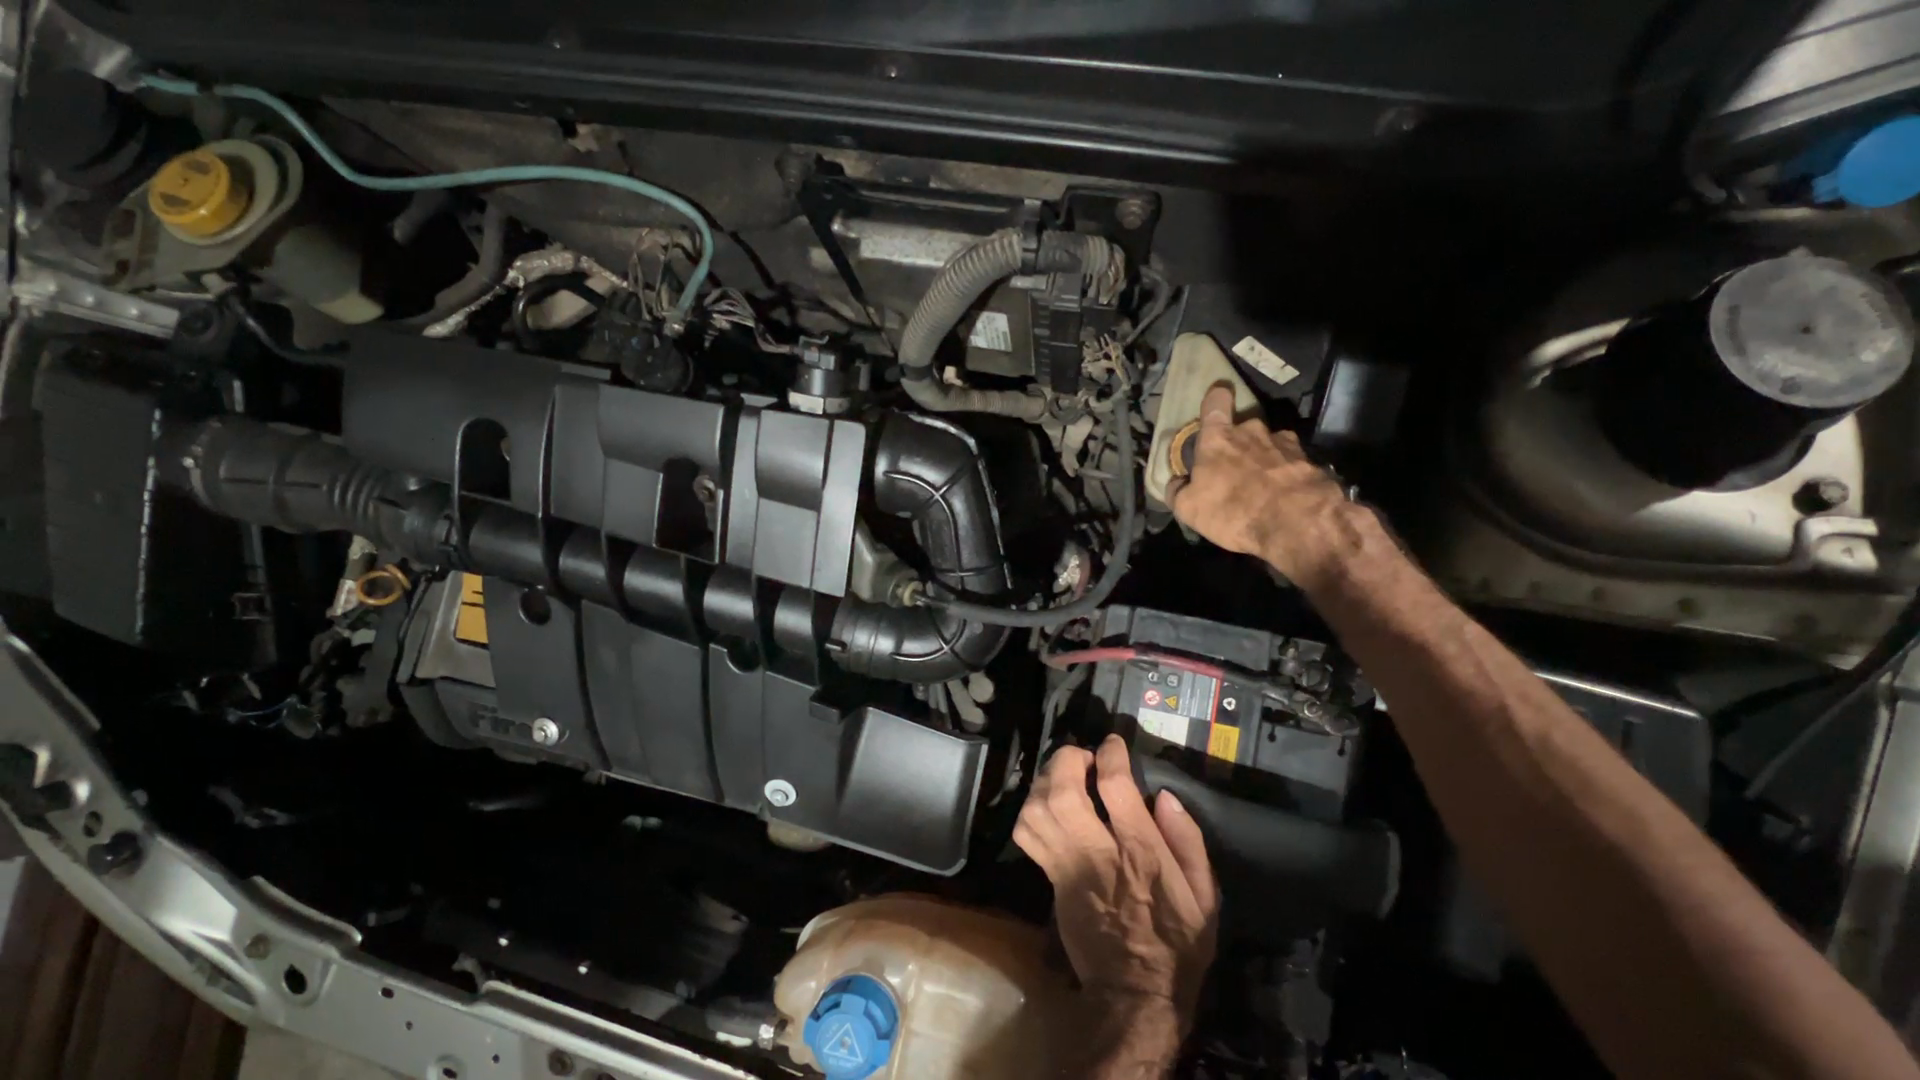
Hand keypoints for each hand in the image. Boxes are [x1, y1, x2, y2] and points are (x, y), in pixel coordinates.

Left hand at [1014, 736, 1218, 1026]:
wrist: (1136, 993)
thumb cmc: (1177, 942)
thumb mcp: (1205, 895)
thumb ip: (1188, 840)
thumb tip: (1166, 796)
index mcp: (1141, 852)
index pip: (1115, 786)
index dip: (1110, 754)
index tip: (1113, 743)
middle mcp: (1099, 853)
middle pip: (1063, 791)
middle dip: (1066, 760)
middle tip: (1080, 756)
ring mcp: (1068, 868)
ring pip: (1037, 811)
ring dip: (1045, 782)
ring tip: (1062, 776)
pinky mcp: (1051, 882)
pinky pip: (1027, 836)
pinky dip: (1030, 812)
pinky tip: (1047, 806)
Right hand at [1166, 384, 1366, 591]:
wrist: (1295, 522)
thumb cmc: (1233, 510)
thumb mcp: (1189, 509)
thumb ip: (1178, 491)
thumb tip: (1176, 482)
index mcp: (1219, 438)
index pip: (1216, 402)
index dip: (1216, 399)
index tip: (1218, 399)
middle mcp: (1252, 431)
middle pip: (1244, 428)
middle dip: (1241, 444)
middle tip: (1238, 470)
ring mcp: (1284, 443)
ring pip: (1270, 445)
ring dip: (1266, 459)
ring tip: (1266, 486)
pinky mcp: (1309, 460)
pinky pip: (1292, 462)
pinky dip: (1287, 474)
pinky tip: (1286, 494)